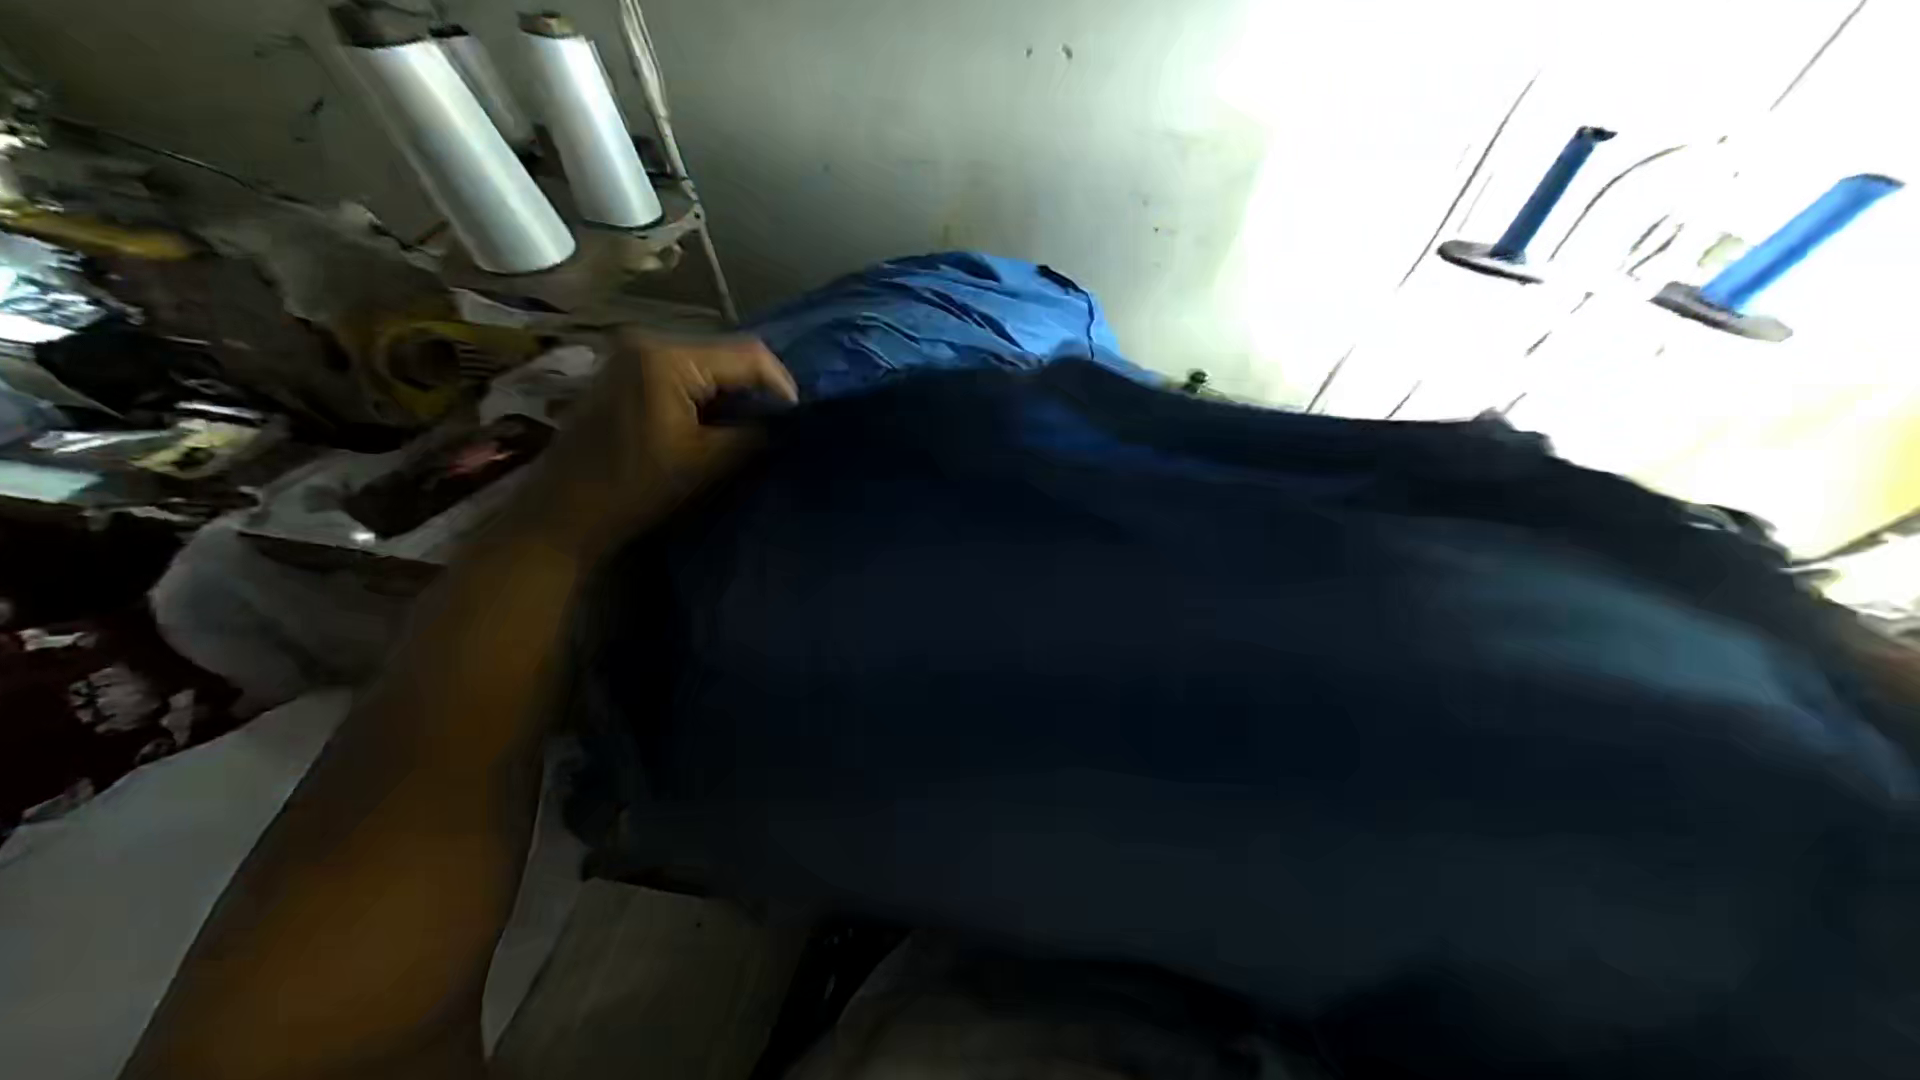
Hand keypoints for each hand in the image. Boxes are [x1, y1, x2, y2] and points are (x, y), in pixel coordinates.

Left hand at [507, 331, 797, 556]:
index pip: (748, 354)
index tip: (798, 419)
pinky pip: (685, 373)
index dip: (781, 384)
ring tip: (755, 426)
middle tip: (780, 424)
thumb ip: (753, 435)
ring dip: (735, 392)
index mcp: (668, 359)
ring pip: (708, 364)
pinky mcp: (627, 371)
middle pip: (727, 354)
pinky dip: (709, 395)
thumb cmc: (634, 487)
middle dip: (758, 388)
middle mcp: (649, 342)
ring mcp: (633, 354)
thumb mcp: (705, 462)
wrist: (564, 511)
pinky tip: (719, 423)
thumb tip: (787, 423)